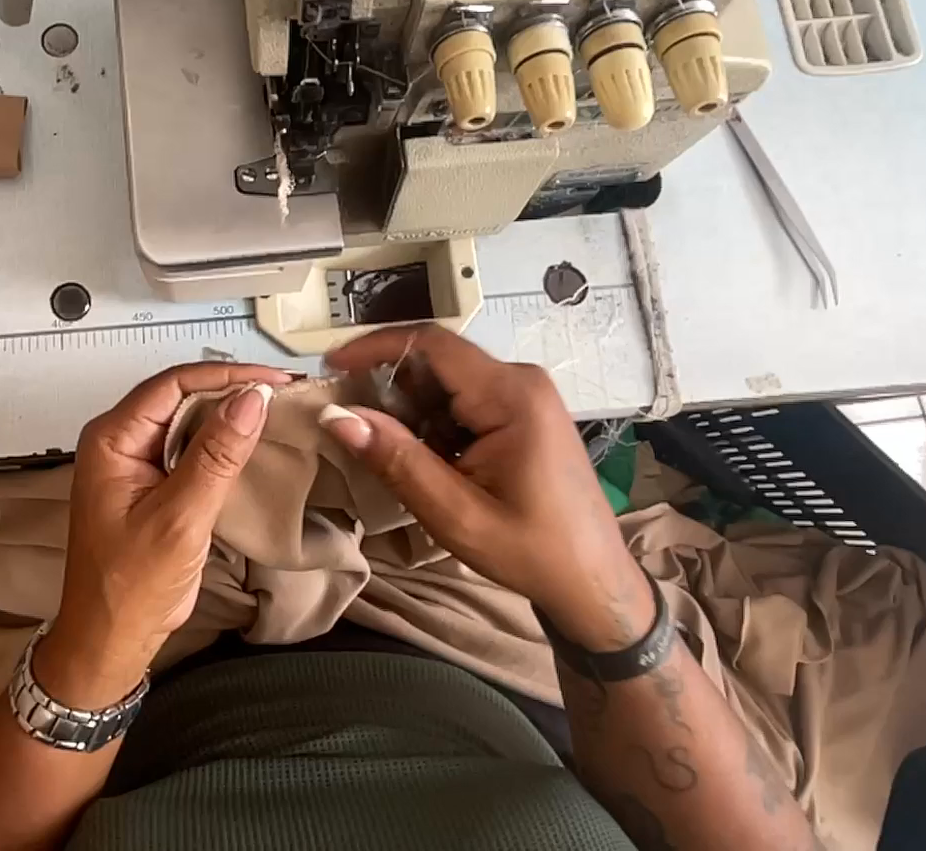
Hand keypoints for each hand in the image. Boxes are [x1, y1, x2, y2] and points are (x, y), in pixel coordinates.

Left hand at [33, 362, 290, 708]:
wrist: (111, 640)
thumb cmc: (131, 586)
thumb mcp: (178, 519)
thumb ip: (215, 456)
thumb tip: (252, 400)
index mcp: (112, 439)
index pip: (173, 385)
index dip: (226, 375)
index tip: (274, 381)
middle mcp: (121, 440)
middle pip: (181, 395)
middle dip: (232, 389)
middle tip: (284, 391)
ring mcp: (137, 461)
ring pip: (188, 419)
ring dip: (230, 414)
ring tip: (277, 409)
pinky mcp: (155, 482)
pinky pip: (191, 447)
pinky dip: (223, 442)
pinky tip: (253, 440)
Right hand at [320, 326, 653, 650]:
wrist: (593, 582)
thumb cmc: (532, 551)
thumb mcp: (456, 514)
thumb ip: (397, 460)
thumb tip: (337, 416)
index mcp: (511, 395)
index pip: (431, 343)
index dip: (374, 346)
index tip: (332, 366)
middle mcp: (519, 381)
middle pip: (434, 361)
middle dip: (388, 386)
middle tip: (353, 424)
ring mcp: (522, 395)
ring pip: (444, 380)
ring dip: (408, 408)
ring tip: (390, 452)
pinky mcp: (520, 412)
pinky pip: (461, 399)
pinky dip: (430, 421)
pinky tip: (426, 460)